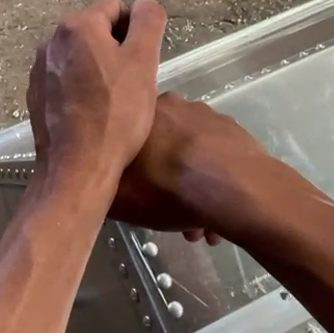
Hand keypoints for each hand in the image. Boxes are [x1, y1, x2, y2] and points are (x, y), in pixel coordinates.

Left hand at [27, 0, 167, 200]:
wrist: (77, 167)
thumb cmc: (117, 113)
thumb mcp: (143, 62)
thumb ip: (148, 22)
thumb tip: (145, 2)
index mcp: (76, 25)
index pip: (115, 7)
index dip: (136, 30)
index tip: (144, 61)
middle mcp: (50, 40)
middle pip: (95, 30)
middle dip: (116, 48)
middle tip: (133, 81)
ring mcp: (39, 68)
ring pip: (80, 55)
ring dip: (98, 67)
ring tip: (114, 99)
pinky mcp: (35, 94)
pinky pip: (65, 78)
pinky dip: (80, 87)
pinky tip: (93, 112)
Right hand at [113, 93, 309, 242]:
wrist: (235, 190)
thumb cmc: (168, 190)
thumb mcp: (119, 200)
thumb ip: (103, 188)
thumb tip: (98, 184)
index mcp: (142, 114)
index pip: (127, 139)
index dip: (132, 172)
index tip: (139, 197)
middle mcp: (174, 106)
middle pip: (161, 149)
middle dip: (164, 184)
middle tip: (170, 218)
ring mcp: (208, 116)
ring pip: (190, 156)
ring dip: (192, 188)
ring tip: (199, 226)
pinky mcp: (235, 131)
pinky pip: (215, 159)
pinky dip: (213, 182)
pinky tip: (217, 211)